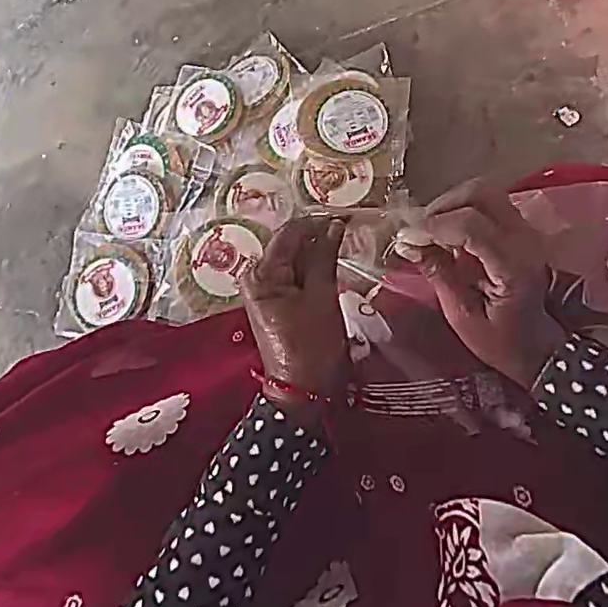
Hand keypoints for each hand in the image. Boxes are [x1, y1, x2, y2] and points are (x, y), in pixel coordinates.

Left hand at [241, 216, 348, 406]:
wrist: (305, 393)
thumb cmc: (313, 346)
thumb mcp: (322, 297)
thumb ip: (325, 256)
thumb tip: (335, 224)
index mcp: (260, 274)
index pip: (290, 233)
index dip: (318, 220)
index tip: (347, 213)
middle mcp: (256, 276)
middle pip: (291, 244)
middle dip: (319, 234)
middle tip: (350, 225)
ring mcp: (265, 289)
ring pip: (296, 258)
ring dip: (319, 250)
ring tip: (347, 240)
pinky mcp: (277, 301)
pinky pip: (296, 274)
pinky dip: (314, 267)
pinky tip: (334, 261)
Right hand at [411, 179, 564, 388]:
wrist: (541, 348)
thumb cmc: (502, 341)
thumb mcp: (462, 315)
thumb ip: (438, 273)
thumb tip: (408, 244)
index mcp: (513, 264)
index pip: (470, 224)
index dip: (434, 225)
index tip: (408, 238)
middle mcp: (524, 238)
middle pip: (480, 193)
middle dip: (444, 206)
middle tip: (420, 230)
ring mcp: (526, 230)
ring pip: (485, 193)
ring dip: (453, 205)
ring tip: (432, 232)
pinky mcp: (521, 230)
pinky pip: (489, 205)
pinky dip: (463, 210)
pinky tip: (449, 235)